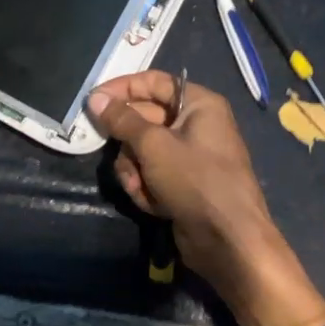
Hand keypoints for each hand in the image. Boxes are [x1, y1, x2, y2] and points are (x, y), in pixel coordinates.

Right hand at [87, 72, 324, 325]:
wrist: (230, 243)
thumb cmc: (196, 181)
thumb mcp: (154, 145)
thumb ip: (121, 119)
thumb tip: (95, 98)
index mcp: (200, 105)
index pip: (153, 82)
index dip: (122, 88)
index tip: (94, 101)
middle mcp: (196, 125)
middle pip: (144, 118)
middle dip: (128, 142)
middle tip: (114, 152)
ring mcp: (189, 157)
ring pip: (142, 150)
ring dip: (135, 170)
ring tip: (140, 186)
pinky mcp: (183, 184)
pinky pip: (151, 174)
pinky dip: (146, 187)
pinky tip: (152, 204)